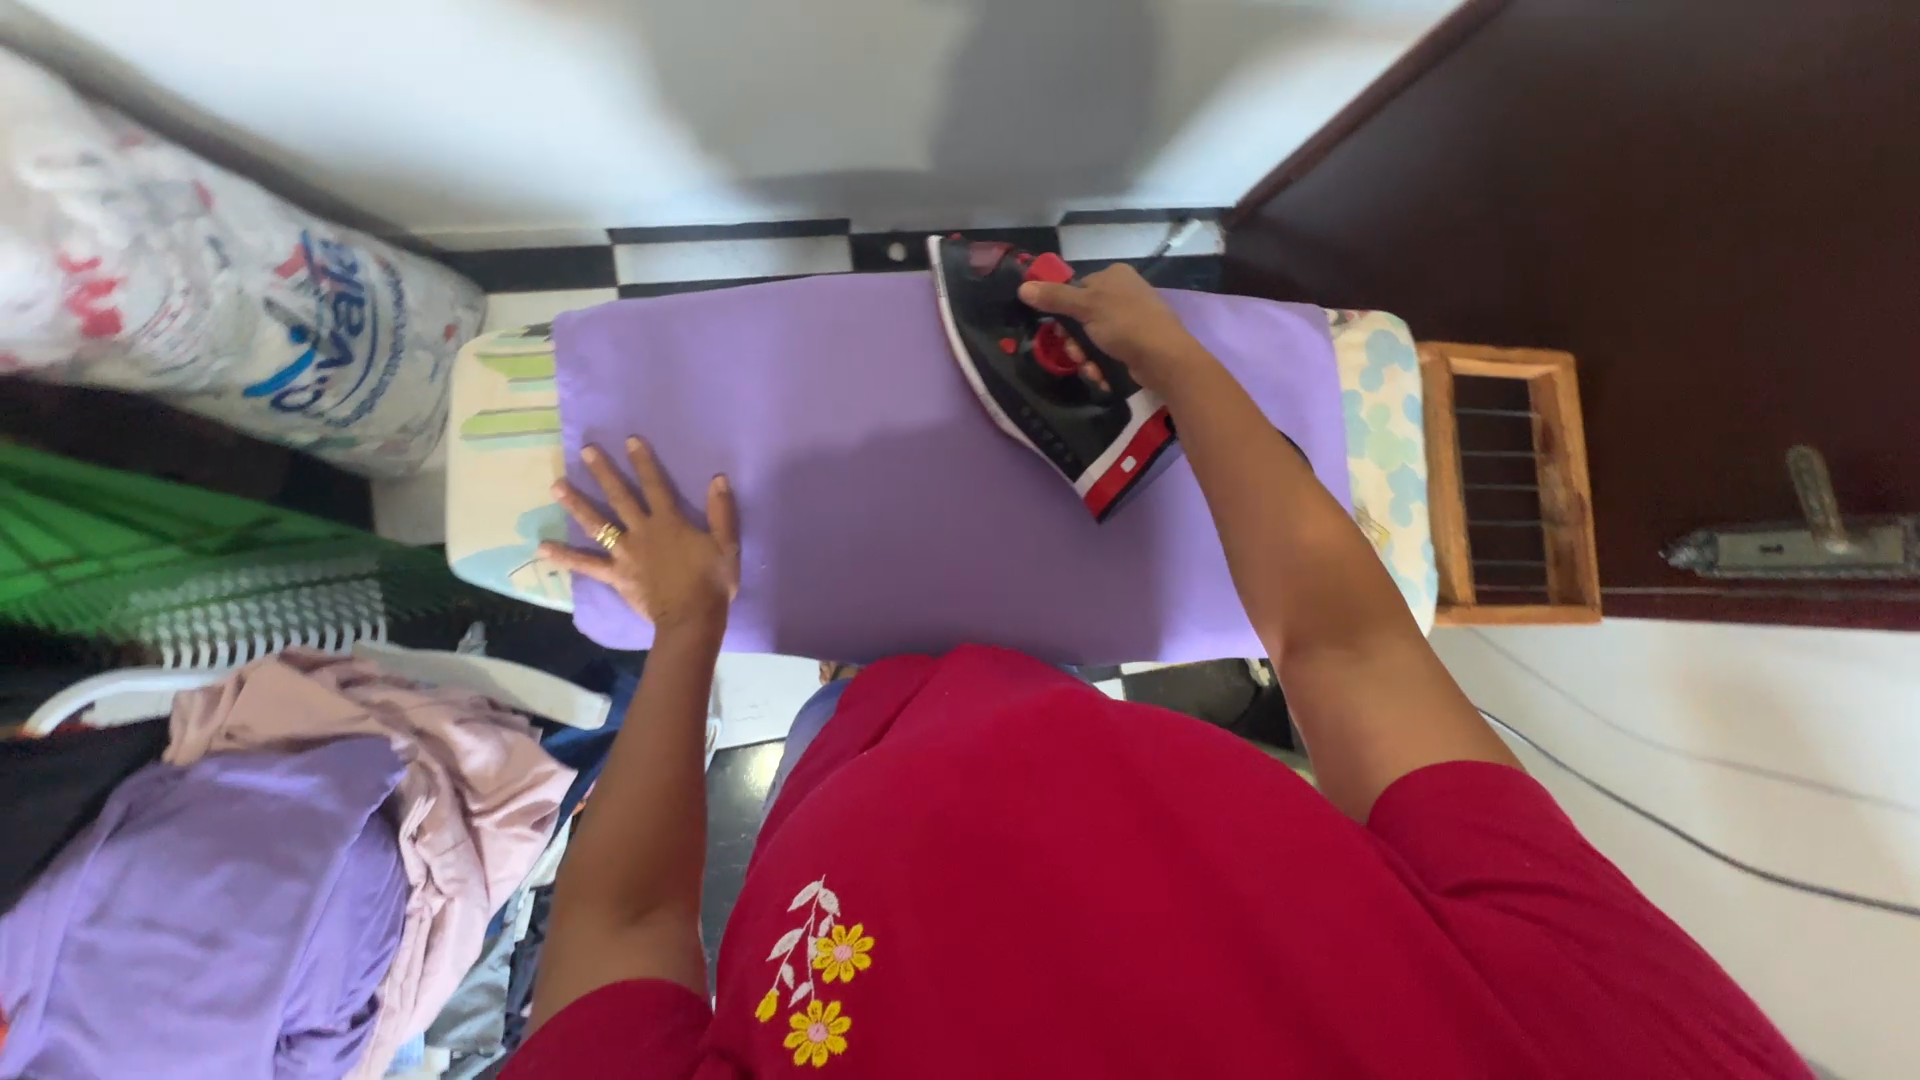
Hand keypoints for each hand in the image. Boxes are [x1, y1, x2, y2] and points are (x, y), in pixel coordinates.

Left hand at [540, 436, 740, 633]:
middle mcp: (642, 531)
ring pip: (597, 524)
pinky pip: (587, 565)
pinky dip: (565, 557)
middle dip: (603, 473)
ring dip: (577, 504)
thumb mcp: (727, 545)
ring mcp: (625, 554)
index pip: (655, 485)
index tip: (630, 440)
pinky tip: (542, 547)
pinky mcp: (616, 576)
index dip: (644, 462)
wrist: (692, 617)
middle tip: (586, 451)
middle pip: (620, 497)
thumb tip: (718, 479)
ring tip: (556, 486)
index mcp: (669, 522)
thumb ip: (722, 512)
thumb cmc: (712, 581)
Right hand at [1017, 263, 1211, 396]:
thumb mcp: (1086, 306)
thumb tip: (1022, 287)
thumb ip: (1054, 297)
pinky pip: (1107, 353)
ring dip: (1086, 358)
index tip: (1060, 330)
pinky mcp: (1135, 345)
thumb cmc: (1125, 323)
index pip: (1077, 289)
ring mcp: (1130, 321)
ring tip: (1092, 368)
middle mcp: (1123, 294)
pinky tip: (1102, 374)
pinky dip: (1101, 366)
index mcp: (1114, 276)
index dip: (1065, 312)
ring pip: (1092, 340)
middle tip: (1077, 354)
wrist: (1163, 357)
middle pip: (1082, 319)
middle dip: (1075, 342)